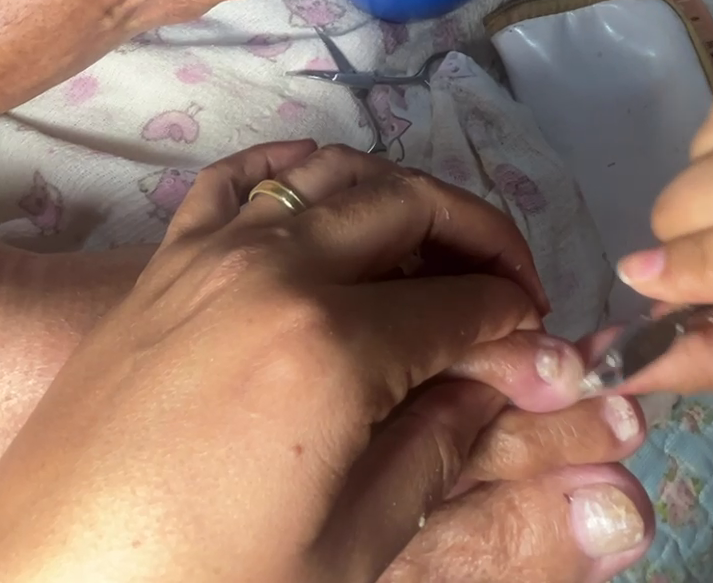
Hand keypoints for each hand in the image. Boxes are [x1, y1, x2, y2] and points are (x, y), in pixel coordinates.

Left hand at [0, 143, 649, 582]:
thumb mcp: (345, 550)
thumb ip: (438, 448)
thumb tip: (510, 380)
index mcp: (329, 344)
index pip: (462, 302)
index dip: (518, 320)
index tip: (544, 340)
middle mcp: (276, 268)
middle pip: (409, 204)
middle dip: (481, 234)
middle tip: (512, 286)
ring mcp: (213, 249)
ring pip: (335, 172)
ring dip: (402, 194)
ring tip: (433, 246)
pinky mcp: (168, 255)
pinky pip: (243, 175)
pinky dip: (299, 168)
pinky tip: (327, 191)